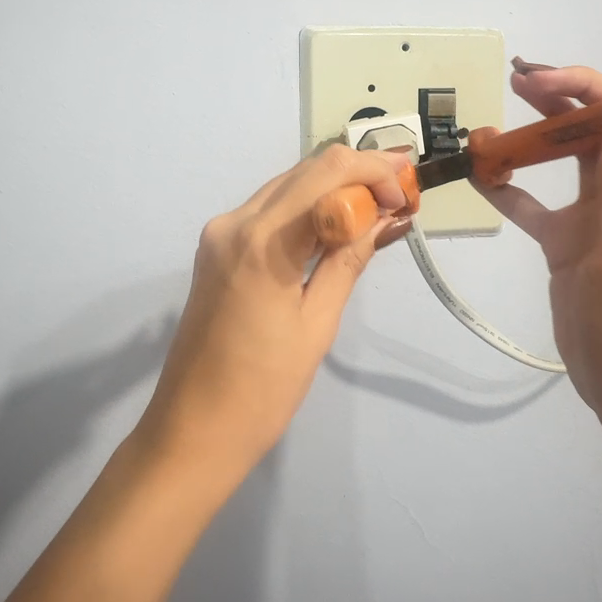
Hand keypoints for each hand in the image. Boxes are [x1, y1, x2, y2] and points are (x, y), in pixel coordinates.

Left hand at [137, 146, 412, 474]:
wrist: (193, 430)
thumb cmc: (263, 389)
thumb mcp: (317, 323)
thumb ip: (347, 258)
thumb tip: (383, 214)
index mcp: (262, 240)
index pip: (327, 172)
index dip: (374, 171)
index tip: (408, 193)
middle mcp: (234, 221)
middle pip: (305, 171)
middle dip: (358, 175)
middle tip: (404, 195)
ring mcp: (219, 233)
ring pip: (287, 187)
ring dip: (334, 190)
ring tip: (383, 208)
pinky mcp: (215, 249)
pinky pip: (269, 212)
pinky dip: (307, 210)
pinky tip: (339, 225)